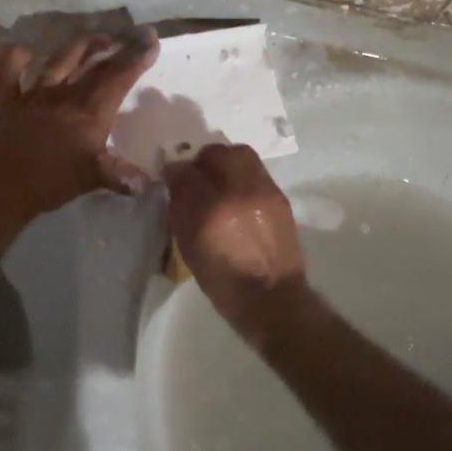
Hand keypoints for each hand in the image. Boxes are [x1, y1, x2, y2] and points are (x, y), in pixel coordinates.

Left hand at [0, 28, 159, 216]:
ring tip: (96, 38)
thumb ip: (122, 176)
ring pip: (60, 60)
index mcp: (90, 112)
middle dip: (118, 49)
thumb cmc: (50, 182)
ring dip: (80, 46)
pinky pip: (11, 71)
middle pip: (95, 65)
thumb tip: (152, 185)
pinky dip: (18, 57)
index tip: (151, 38)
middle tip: (132, 37)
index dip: (137, 57)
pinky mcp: (8, 101)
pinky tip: (26, 51)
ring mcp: (34, 94)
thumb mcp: (92, 180)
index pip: (119, 77)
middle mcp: (65, 95)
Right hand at [164, 143, 308, 334]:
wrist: (271, 297)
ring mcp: (263, 191)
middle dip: (202, 160)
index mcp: (209, 211)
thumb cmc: (223, 282)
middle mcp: (238, 193)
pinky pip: (256, 171)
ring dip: (225, 162)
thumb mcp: (189, 249)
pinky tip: (238, 193)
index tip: (172, 179)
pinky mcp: (279, 196)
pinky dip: (243, 175)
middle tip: (196, 176)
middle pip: (216, 153)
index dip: (174, 173)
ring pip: (241, 155)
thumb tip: (176, 185)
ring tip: (219, 180)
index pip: (185, 173)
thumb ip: (180, 211)